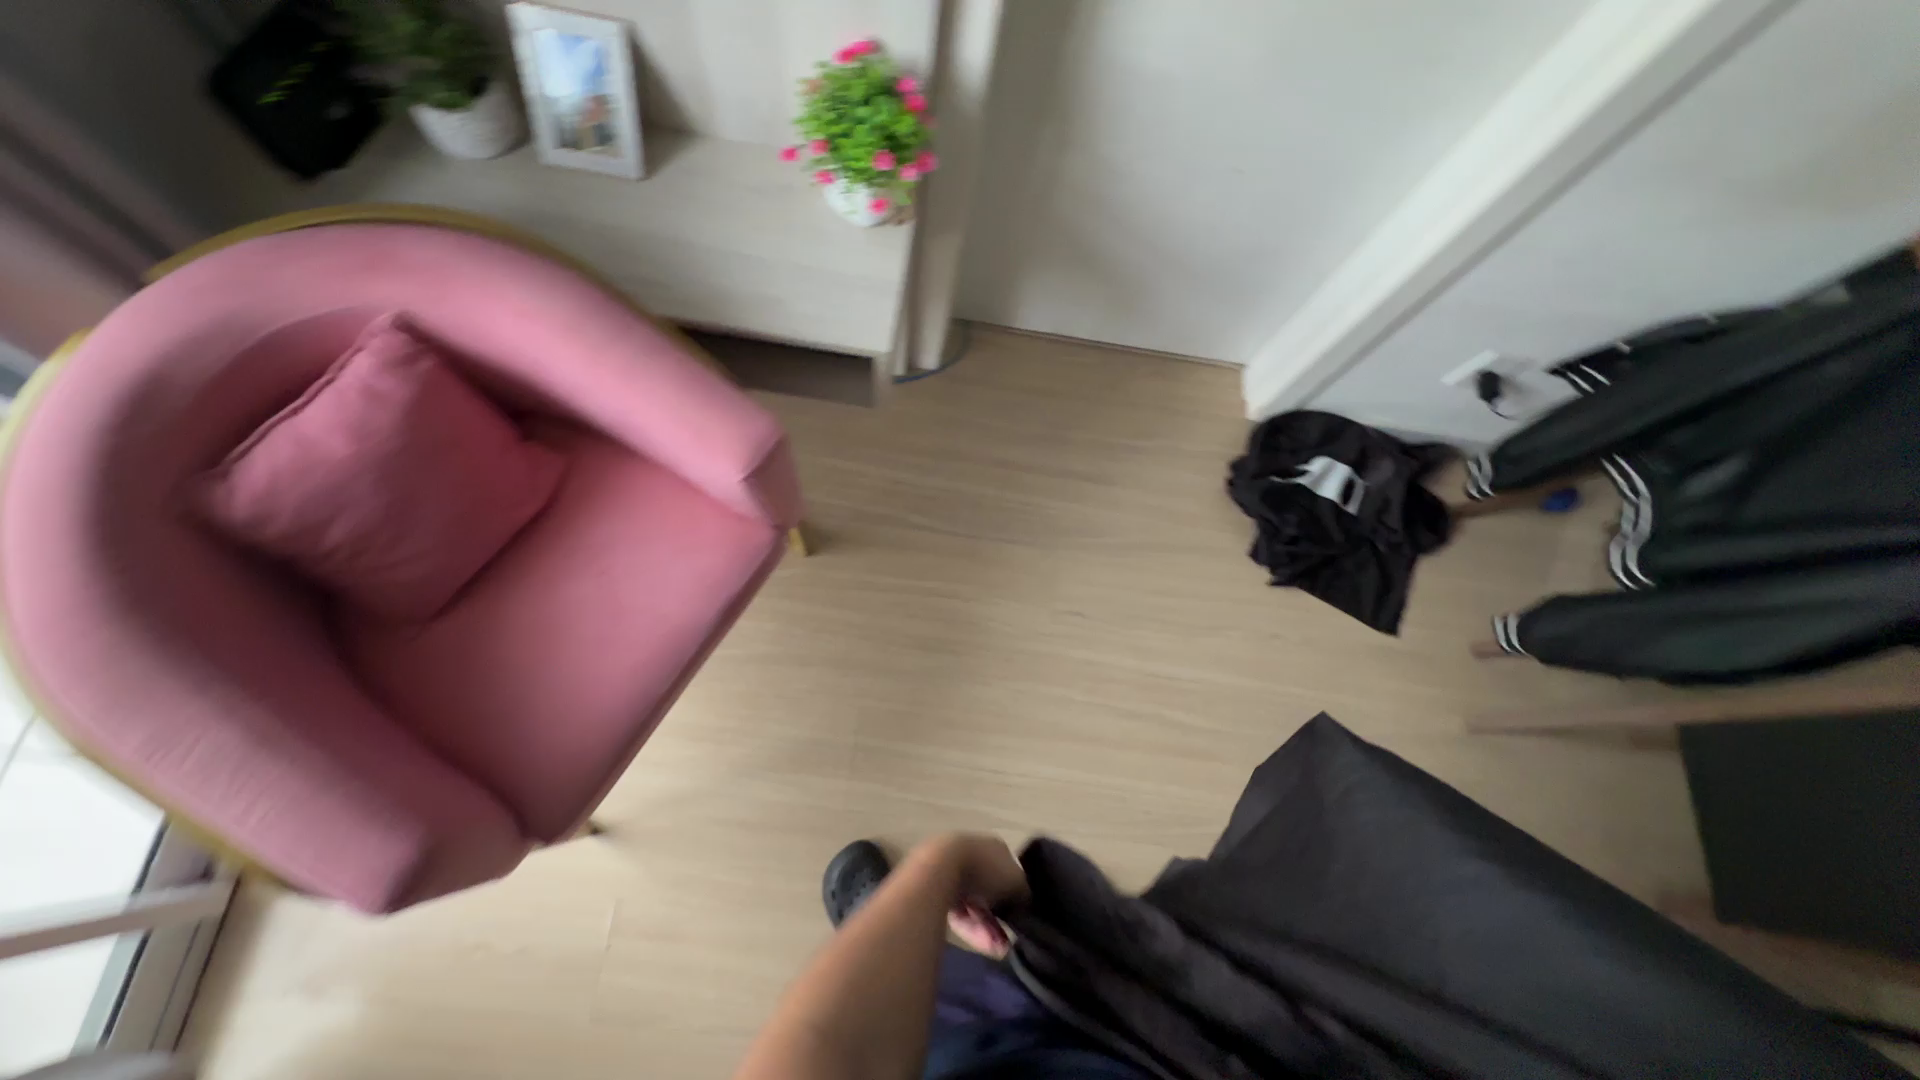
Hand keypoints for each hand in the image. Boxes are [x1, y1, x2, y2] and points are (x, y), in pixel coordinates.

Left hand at [909, 834, 1027, 958]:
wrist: (939, 870)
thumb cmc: (985, 871)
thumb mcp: (1017, 882)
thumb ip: (1024, 893)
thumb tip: (1023, 903)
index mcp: (994, 847)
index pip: (1009, 872)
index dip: (1016, 895)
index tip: (1020, 916)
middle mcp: (973, 855)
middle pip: (990, 891)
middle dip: (999, 918)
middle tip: (1008, 941)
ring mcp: (952, 870)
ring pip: (974, 905)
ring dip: (987, 929)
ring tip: (997, 949)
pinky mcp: (936, 889)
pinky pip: (958, 912)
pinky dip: (970, 928)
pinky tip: (982, 944)